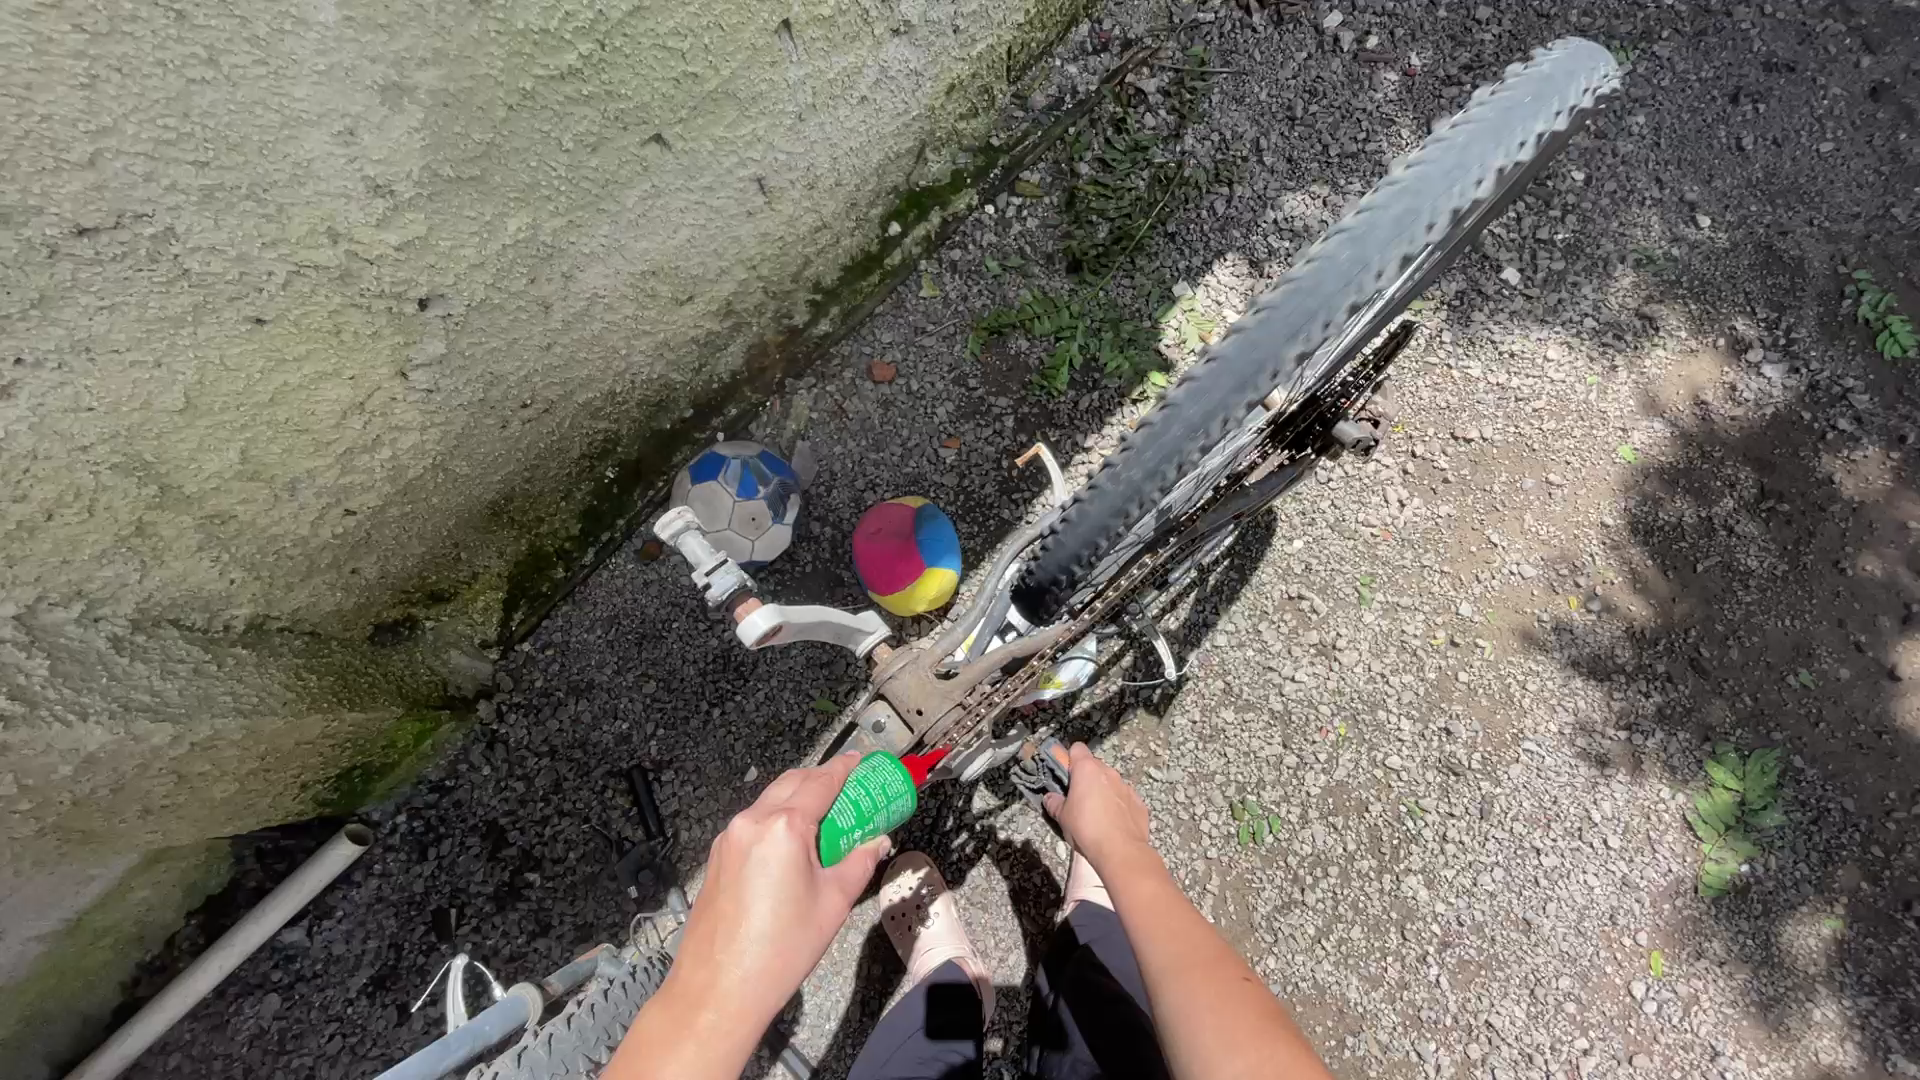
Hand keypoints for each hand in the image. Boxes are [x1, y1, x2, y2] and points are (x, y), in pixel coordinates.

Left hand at [662, 754, 890, 1035]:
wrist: (717, 992)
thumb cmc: (780, 950)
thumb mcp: (833, 903)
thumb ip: (859, 862)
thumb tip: (877, 842)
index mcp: (784, 826)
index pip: (821, 782)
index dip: (844, 767)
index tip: (860, 759)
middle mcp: (752, 821)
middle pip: (792, 782)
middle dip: (821, 778)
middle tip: (848, 787)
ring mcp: (729, 838)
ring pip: (770, 800)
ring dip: (797, 797)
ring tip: (824, 816)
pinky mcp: (717, 857)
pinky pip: (754, 822)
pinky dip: (777, 818)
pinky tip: (793, 843)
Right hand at [1041, 742, 1155, 874]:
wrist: (1121, 851)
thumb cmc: (1086, 829)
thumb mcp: (1062, 818)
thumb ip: (1055, 804)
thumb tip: (1050, 798)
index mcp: (1086, 769)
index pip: (1077, 749)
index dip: (1070, 760)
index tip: (1066, 776)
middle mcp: (1108, 772)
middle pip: (1094, 766)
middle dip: (1087, 778)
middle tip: (1079, 799)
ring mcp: (1126, 786)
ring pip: (1111, 782)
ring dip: (1104, 791)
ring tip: (1098, 814)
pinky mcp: (1139, 802)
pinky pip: (1124, 798)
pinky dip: (1119, 805)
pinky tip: (1114, 823)